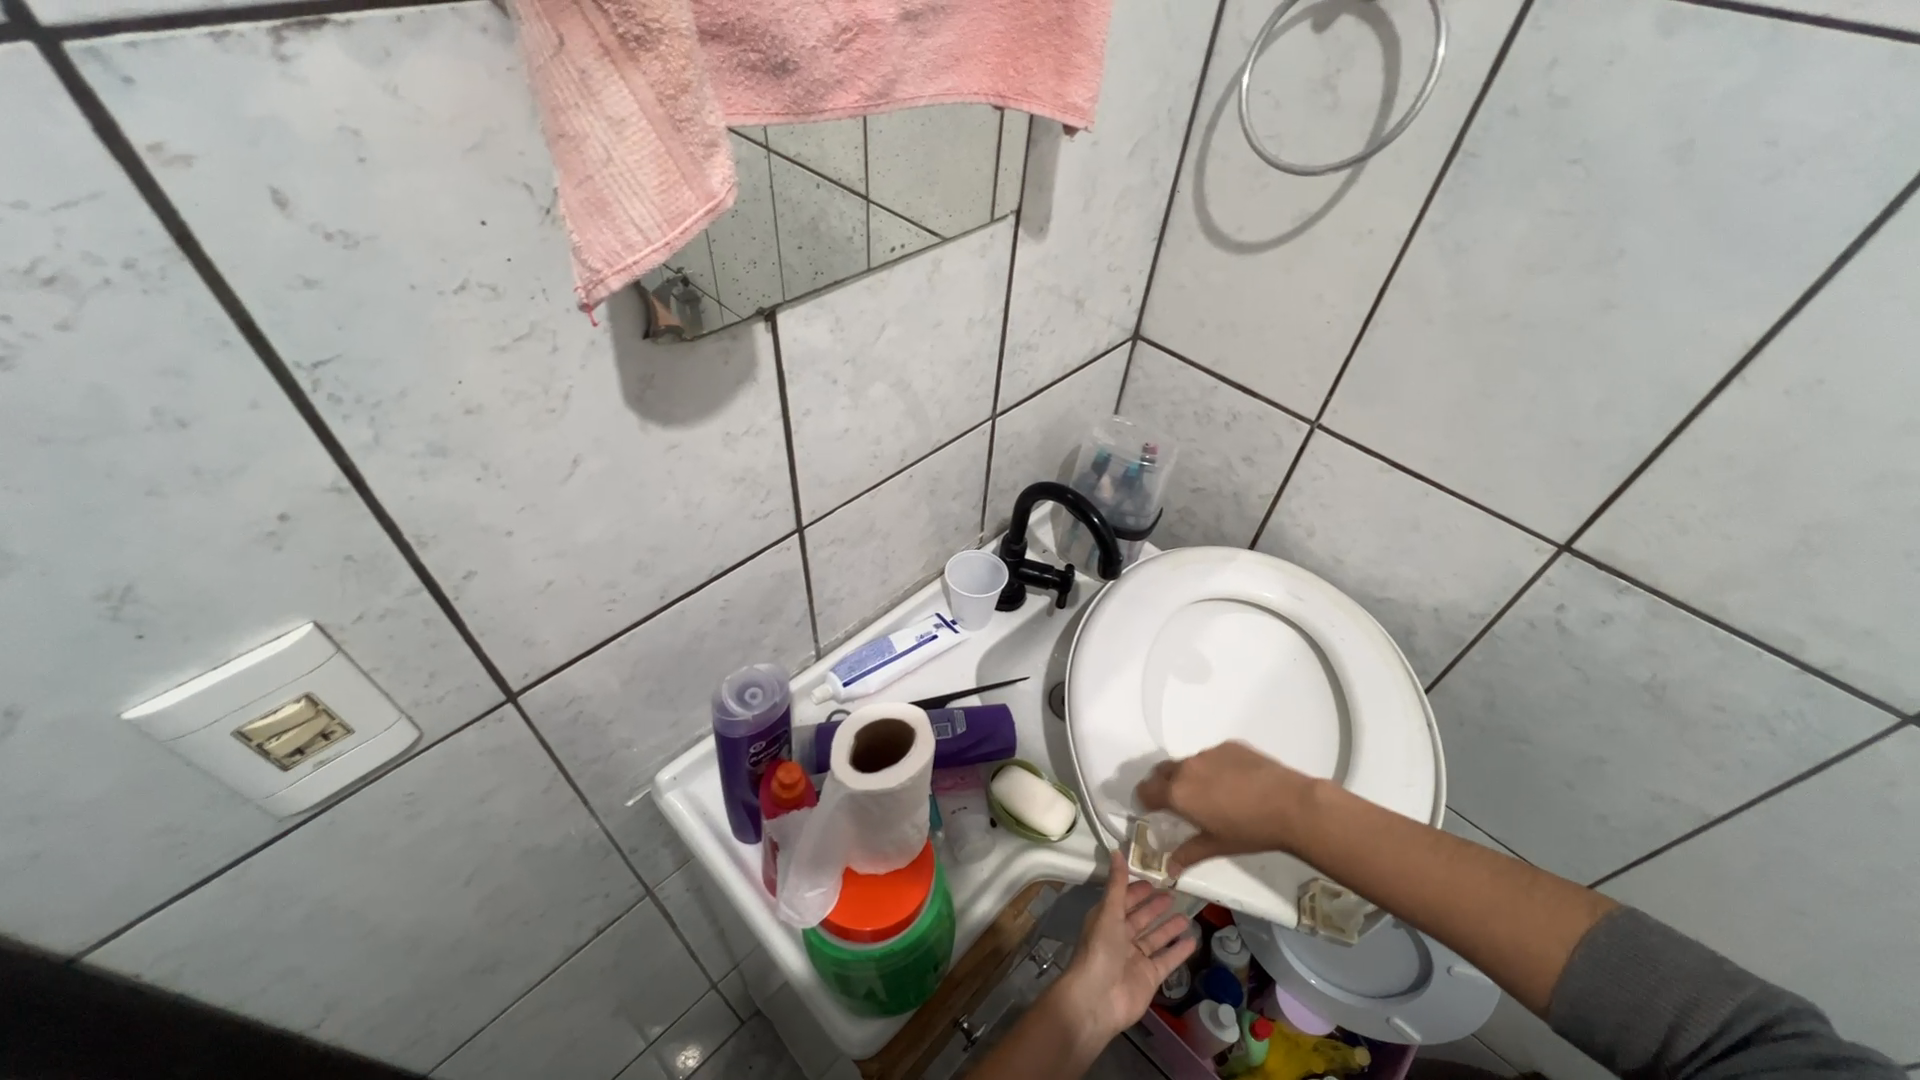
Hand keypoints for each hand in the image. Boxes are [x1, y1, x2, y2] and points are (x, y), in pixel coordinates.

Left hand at [1051, 851, 1197, 1042]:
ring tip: (1186, 915)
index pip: (1124, 900)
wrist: (1098, 998)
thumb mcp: (1108, 912)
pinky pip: (1166, 960)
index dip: (1137, 890)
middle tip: (1173, 894)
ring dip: (1168, 927)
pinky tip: (1192, 940)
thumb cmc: (1100, 950)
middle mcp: (1120, 938)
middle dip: (1154, 907)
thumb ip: (1117, 884)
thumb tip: (1116, 851)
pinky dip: (1178, 951)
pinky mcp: (1149, 977)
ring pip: (1155, 938)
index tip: (1153, 878)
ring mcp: (1136, 959)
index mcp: (1106, 920)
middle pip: (1141, 919)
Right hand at [1134, 740, 1315, 874]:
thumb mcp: (1217, 845)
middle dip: (1163, 785)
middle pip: (1162, 771)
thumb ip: (1188, 853)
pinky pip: (1212, 756)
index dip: (1146, 800)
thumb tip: (1169, 869)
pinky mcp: (1230, 746)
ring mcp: (1209, 753)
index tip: (1154, 809)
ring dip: (1191, 776)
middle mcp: (1187, 768)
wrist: (1291, 804)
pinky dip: (1214, 768)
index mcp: (1178, 793)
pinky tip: (1236, 783)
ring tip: (1213, 794)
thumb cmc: (1250, 830)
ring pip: (1189, 763)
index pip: (1146, 790)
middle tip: (1179, 803)